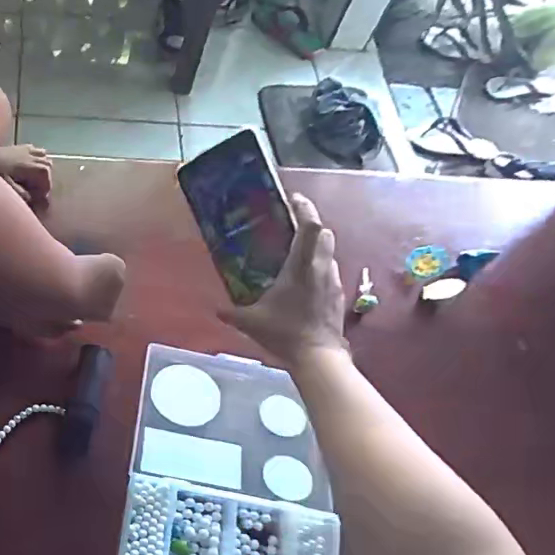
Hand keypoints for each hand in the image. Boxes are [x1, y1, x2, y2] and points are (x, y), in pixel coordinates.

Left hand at [0, 143, 53, 203]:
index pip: (45, 174)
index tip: (42, 196)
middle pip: (47, 166)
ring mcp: (26, 150)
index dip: (46, 186)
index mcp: (27, 166)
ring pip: (44, 157)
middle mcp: (30, 156)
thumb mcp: (6, 186)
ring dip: (45, 168)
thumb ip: (19, 193)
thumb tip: (30, 198)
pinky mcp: (21, 147)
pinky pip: (37, 150)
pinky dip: (40, 158)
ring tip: (39, 178)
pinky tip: (33, 165)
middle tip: (40, 190)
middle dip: (46, 179)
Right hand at [221, 193, 348, 361]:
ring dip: (314, 249)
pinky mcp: (337, 295)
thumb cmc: (285, 333)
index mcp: (301, 266)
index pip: (309, 226)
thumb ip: (232, 313)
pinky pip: (328, 272)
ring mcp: (333, 281)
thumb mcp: (251, 322)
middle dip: (311, 226)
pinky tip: (303, 285)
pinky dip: (317, 270)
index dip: (303, 208)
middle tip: (293, 229)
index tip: (293, 199)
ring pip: (327, 253)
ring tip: (295, 258)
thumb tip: (216, 310)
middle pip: (323, 234)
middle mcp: (321, 267)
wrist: (318, 355)